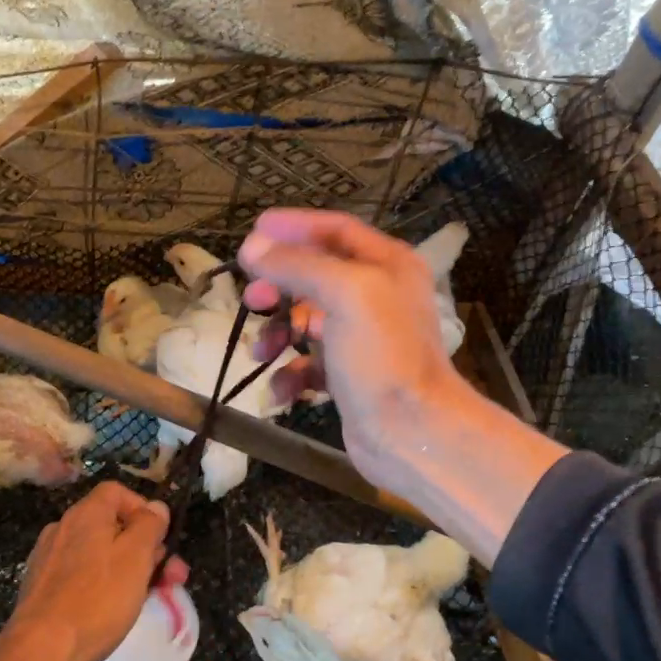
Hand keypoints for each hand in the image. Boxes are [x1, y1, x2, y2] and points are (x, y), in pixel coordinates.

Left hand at [0, 482, 187, 660]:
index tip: (162, 538)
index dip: (143, 509)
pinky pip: (80, 574)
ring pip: (97, 553)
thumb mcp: (135, 557)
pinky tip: (112, 609)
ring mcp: (48, 557)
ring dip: (127, 568)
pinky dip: (101, 584)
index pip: (116, 492)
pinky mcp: (42, 586)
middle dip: (145, 547)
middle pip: (110, 525)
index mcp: (85, 514)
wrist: (42, 647)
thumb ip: (149, 526)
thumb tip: (156, 507)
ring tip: (147, 597)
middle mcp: (62, 528)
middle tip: (170, 578)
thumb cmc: (97, 599)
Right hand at [238, 209, 473, 487]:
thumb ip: (297, 265)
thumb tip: (251, 247)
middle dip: (277, 285)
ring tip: (260, 352)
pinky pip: (307, 365)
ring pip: (304, 322)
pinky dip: (288, 374)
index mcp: (386, 266)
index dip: (293, 227)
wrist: (411, 432)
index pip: (335, 230)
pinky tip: (282, 389)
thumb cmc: (384, 357)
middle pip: (314, 276)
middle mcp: (376, 296)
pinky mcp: (347, 377)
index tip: (252, 231)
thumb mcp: (344, 295)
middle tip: (250, 298)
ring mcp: (361, 339)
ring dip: (276, 334)